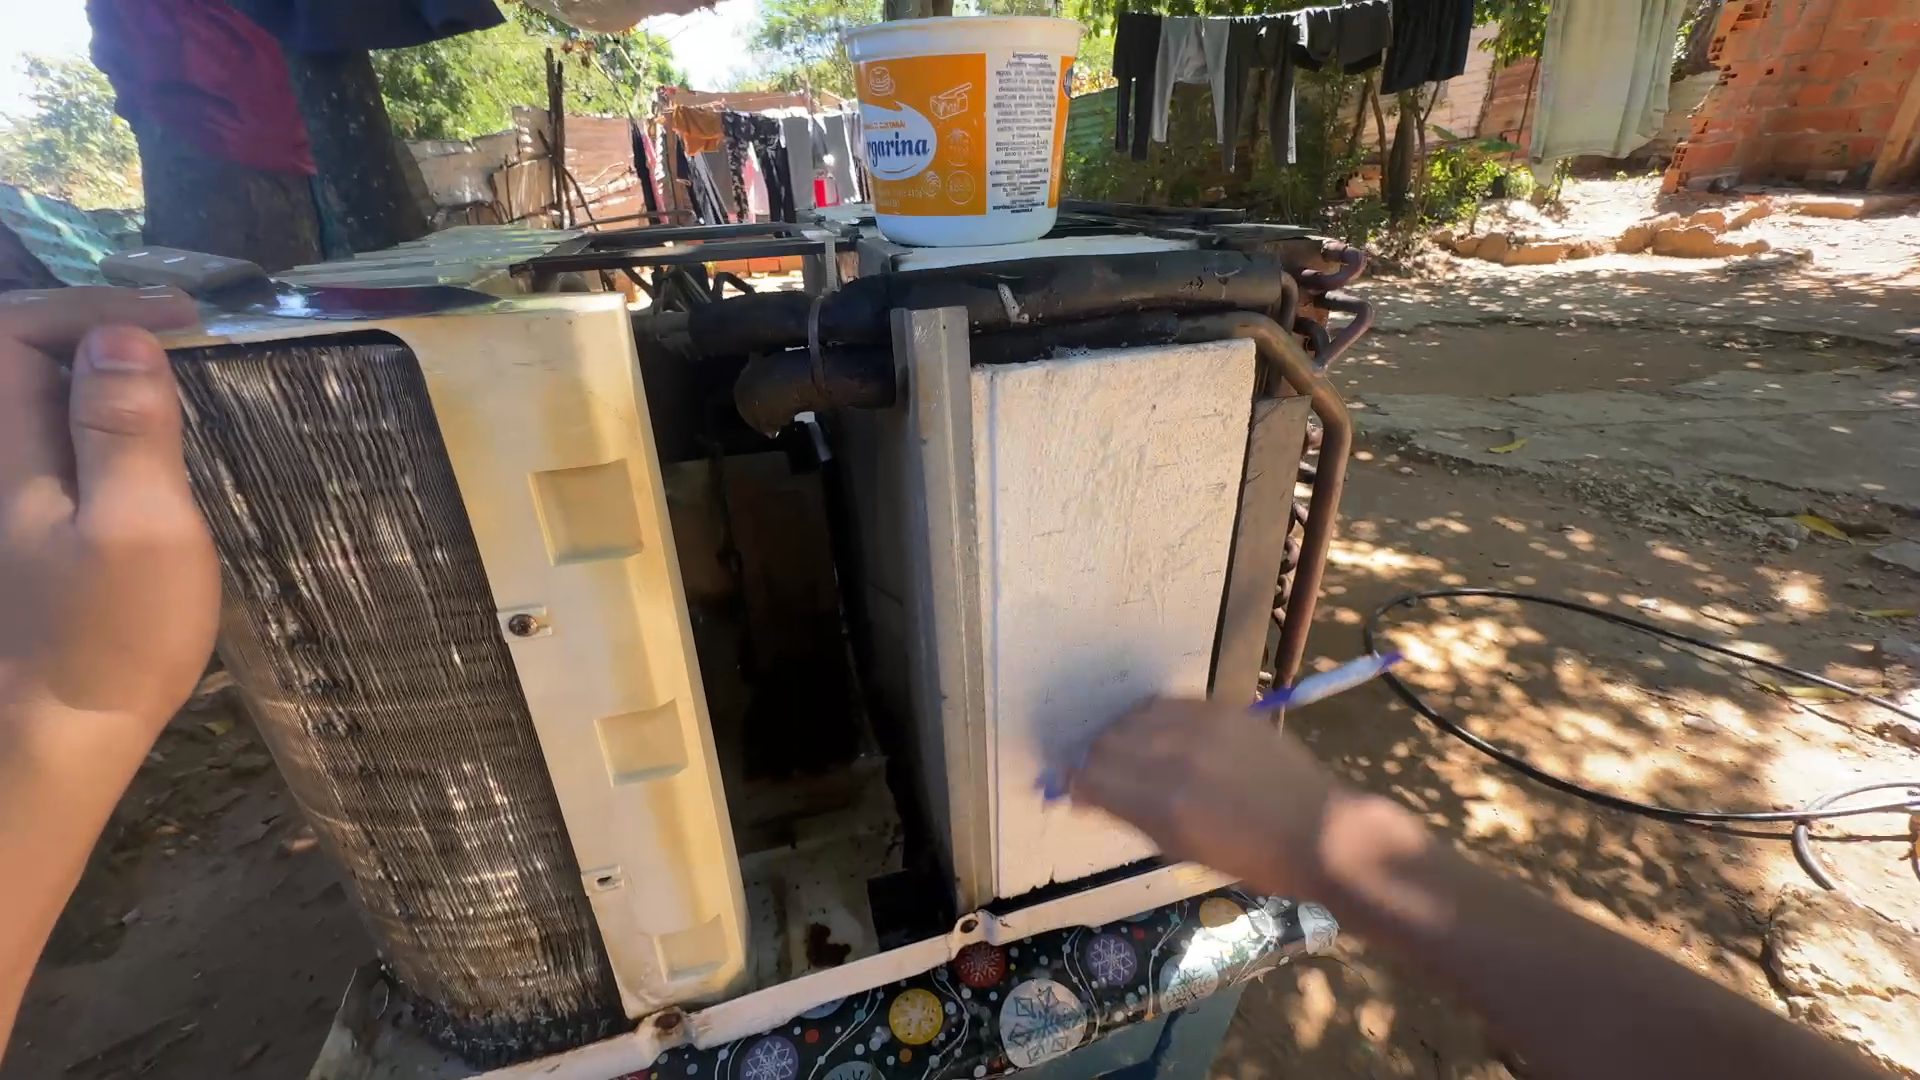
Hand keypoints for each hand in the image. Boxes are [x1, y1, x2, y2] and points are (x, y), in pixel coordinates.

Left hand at [0, 287, 215, 726]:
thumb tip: (126, 340)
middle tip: (185, 331)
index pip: (14, 335)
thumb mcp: (139, 526)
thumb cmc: (110, 629)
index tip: (190, 316)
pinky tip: (144, 423)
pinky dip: (92, 407)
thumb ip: (127, 432)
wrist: (57, 725)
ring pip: (28, 394)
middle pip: (10, 356)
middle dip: (92, 324)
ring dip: (93, 363)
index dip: (99, 308)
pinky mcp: (27, 519)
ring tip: (173, 362)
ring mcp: (6, 490)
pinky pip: (46, 435)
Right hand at [1066, 696, 1347, 894]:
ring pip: (1132, 718)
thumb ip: (1132, 816)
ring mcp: (1200, 727)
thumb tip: (1089, 796)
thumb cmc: (1254, 859)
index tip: (1071, 788)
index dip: (1075, 783)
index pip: (1094, 779)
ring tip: (1127, 752)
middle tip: (1099, 774)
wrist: (1322, 830)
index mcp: (1165, 805)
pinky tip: (1154, 733)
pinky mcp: (1219, 709)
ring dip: (1119, 736)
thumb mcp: (1184, 849)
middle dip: (1094, 760)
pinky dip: (1149, 719)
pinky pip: (1164, 704)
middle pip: (1107, 743)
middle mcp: (1176, 758)